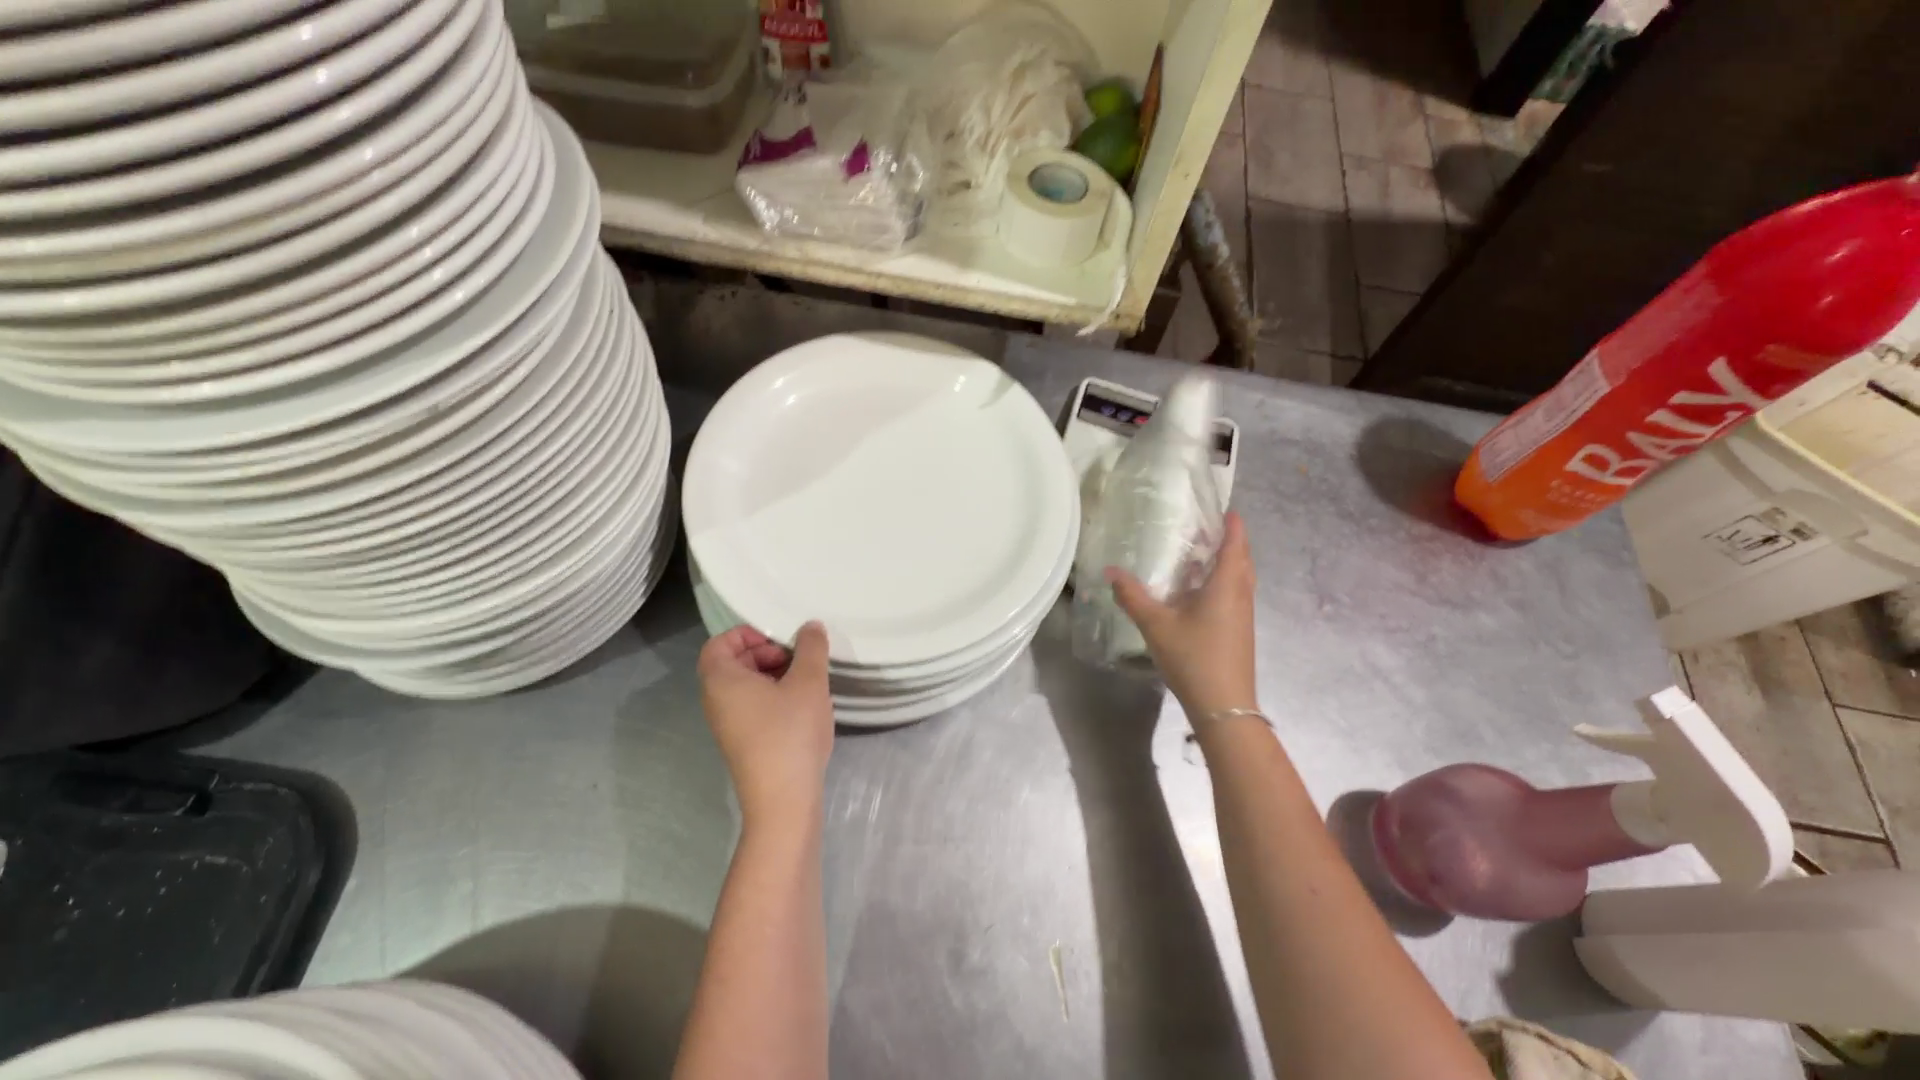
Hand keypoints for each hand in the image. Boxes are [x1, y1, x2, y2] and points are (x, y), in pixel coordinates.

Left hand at [698, 622, 835, 825]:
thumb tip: (810, 626)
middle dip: (766, 654)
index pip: (720, 643)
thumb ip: (810, 648)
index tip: (781, 640)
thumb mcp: (809, 682)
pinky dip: (774, 699)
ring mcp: (727, 725)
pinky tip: (803, 710)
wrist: (783, 799)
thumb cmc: (790, 733)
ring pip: (746, 687)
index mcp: (721, 679)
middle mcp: (715, 700)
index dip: (749, 634)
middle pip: (733, 663)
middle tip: (798, 660)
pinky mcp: (742, 744)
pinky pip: (752, 708)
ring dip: (775, 677)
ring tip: (807, 684)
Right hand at [1107, 511, 1257, 721]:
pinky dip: (1223, 583)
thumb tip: (1109, 571)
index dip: (1233, 524)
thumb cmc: (1193, 658)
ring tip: (1201, 555)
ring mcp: (1244, 615)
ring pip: (1240, 579)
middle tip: (1207, 528)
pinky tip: (1198, 593)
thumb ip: (1132, 596)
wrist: (1224, 706)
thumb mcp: (1156, 625)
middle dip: (1230, 541)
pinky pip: (1235, 595)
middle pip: (1242, 559)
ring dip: (1226, 563)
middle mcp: (1241, 595)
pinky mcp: (1240, 632)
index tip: (1224, 508)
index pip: (1235, 544)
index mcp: (1226, 585)